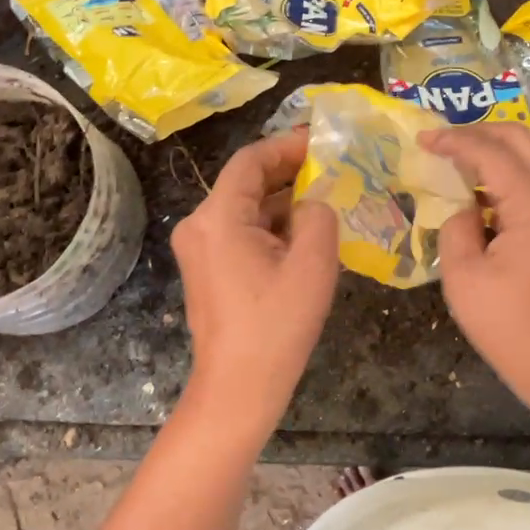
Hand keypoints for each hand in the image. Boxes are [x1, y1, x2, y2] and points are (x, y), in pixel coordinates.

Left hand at [171, 131, 339, 434]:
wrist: (238, 389)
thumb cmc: (276, 326)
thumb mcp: (312, 265)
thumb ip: (319, 216)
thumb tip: (314, 200)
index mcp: (218, 218)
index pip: (250, 161)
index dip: (287, 146)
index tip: (322, 141)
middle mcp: (199, 225)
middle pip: (245, 182)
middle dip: (288, 172)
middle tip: (331, 167)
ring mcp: (198, 249)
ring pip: (244, 208)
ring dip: (282, 201)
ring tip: (326, 198)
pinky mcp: (206, 269)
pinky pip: (239, 232)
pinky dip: (270, 226)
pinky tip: (303, 233)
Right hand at [419, 123, 529, 415]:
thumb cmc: (509, 324)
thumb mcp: (464, 275)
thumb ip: (456, 225)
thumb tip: (462, 206)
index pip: (490, 152)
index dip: (453, 140)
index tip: (421, 139)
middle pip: (517, 137)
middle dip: (475, 133)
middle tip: (438, 143)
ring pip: (527, 154)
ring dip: (490, 150)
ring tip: (450, 161)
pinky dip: (501, 171)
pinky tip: (473, 188)